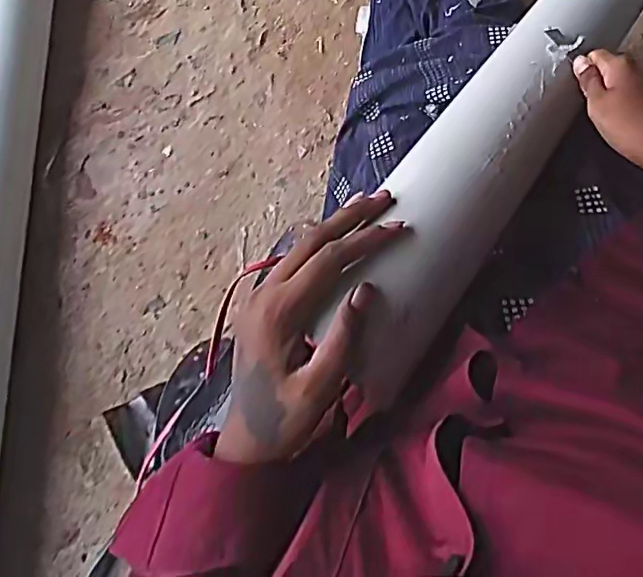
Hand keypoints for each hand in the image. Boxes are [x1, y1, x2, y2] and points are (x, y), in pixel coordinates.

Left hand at [214, 192, 407, 464]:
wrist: (244, 443)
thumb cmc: (284, 421)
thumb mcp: (319, 391)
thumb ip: (343, 341)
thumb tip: (367, 290)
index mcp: (279, 311)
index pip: (329, 260)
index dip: (366, 240)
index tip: (398, 228)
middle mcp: (265, 293)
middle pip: (312, 239)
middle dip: (351, 216)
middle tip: (385, 199)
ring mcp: (259, 294)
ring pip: (300, 243)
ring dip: (335, 223)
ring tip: (365, 205)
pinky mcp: (262, 301)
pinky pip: (293, 257)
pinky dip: (319, 240)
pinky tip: (336, 235)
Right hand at [574, 49, 642, 177]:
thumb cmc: (630, 128)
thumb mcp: (597, 105)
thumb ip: (587, 80)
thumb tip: (580, 61)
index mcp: (620, 63)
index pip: (594, 55)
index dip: (586, 72)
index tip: (586, 91)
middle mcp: (640, 64)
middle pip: (612, 66)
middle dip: (604, 82)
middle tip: (600, 107)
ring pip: (628, 80)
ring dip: (621, 93)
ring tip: (619, 116)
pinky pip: (642, 91)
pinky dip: (635, 101)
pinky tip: (634, 119)